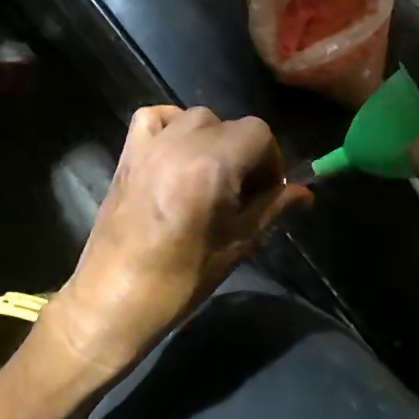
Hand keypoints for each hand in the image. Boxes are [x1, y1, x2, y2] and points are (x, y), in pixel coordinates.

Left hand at [36, 107, 310, 379]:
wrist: (114, 300)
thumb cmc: (180, 281)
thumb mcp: (237, 245)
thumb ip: (272, 209)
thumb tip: (304, 193)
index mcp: (211, 166)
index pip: (258, 133)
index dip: (270, 161)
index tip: (266, 193)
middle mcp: (180, 144)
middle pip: (230, 124)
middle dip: (244, 153)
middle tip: (241, 194)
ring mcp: (149, 146)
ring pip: (195, 118)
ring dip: (212, 139)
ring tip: (210, 177)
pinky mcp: (127, 154)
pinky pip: (154, 118)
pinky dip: (171, 126)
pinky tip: (177, 154)